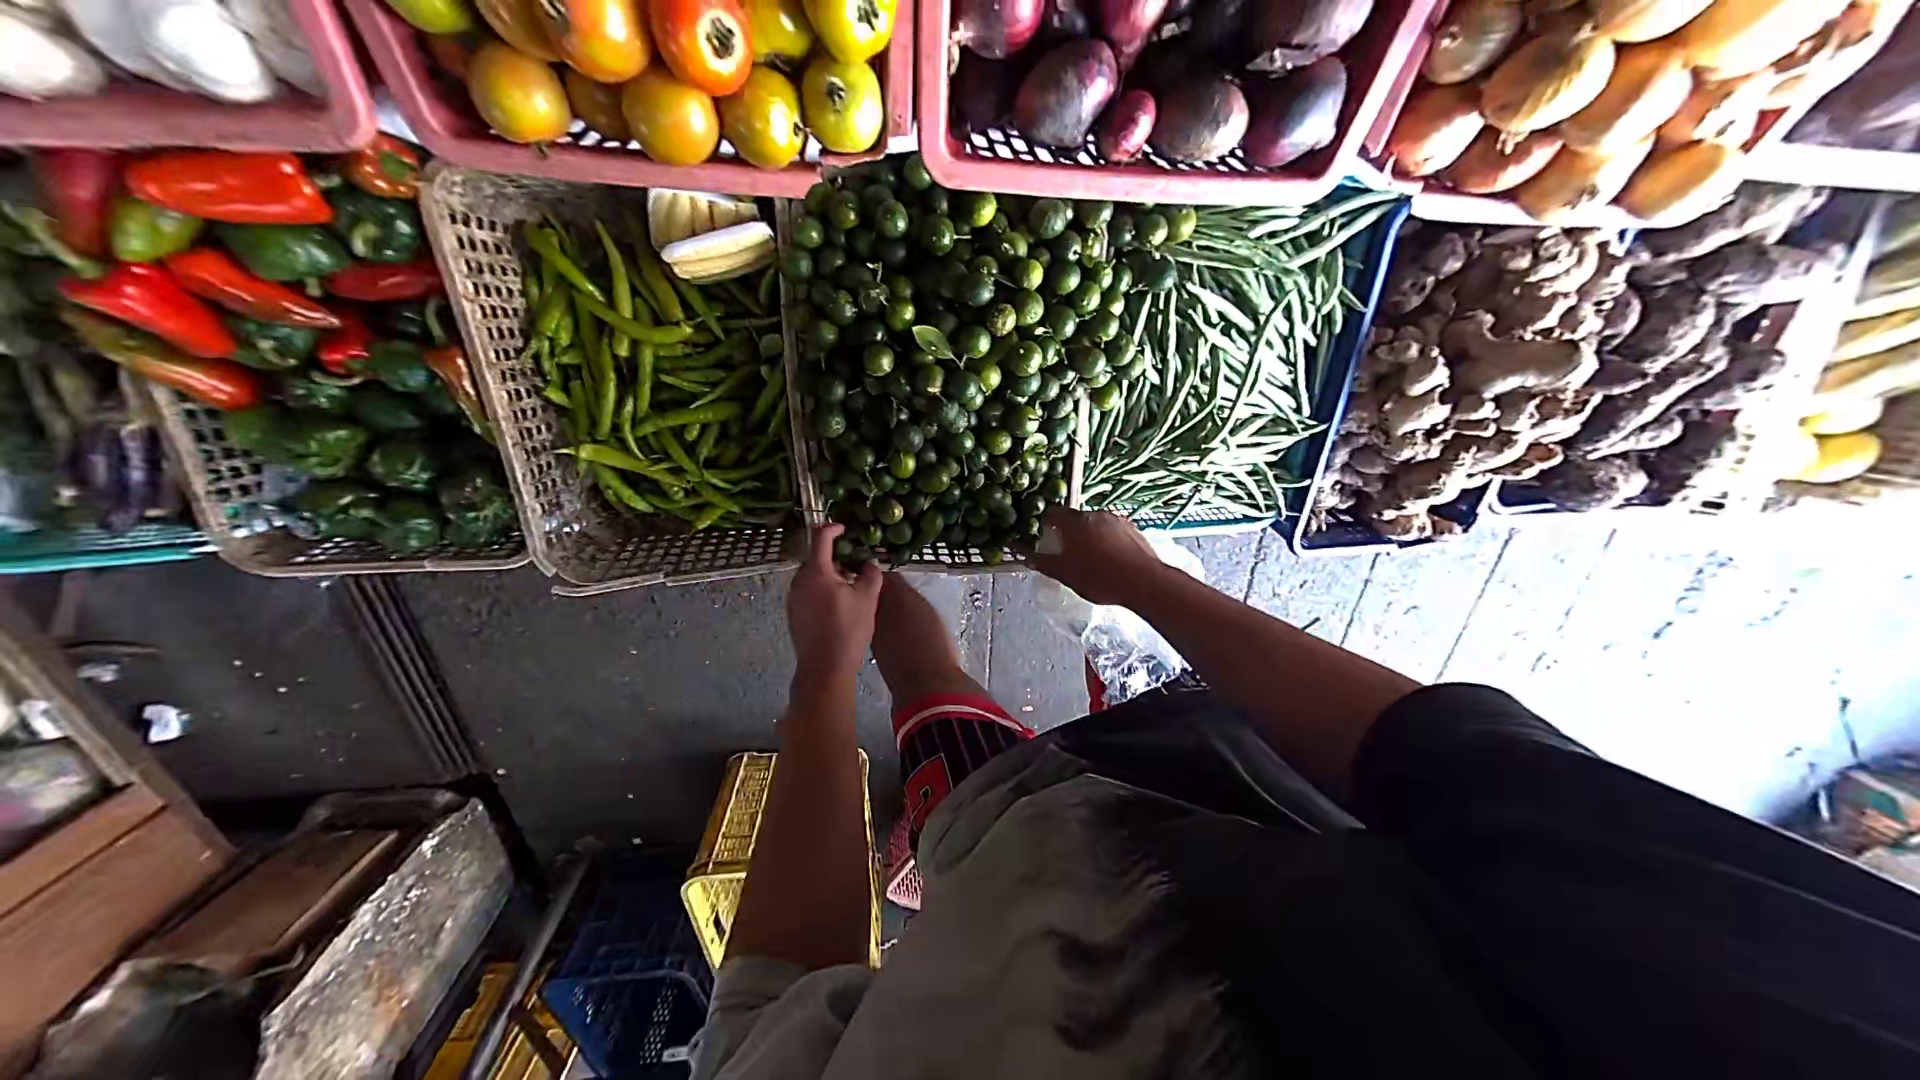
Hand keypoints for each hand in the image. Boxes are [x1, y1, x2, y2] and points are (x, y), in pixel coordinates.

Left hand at [787, 523, 882, 681]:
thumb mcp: (868, 598)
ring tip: (851, 591)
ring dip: (831, 577)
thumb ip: (870, 574)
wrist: (825, 667)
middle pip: (817, 559)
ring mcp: (793, 598)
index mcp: (816, 572)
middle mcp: (799, 581)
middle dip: (837, 560)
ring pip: (813, 577)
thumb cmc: (848, 630)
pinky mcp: (794, 613)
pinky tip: (839, 607)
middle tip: (856, 569)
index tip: (843, 529)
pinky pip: (808, 593)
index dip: (833, 528)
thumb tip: (868, 565)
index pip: (820, 537)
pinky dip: (823, 592)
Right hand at [1028, 507, 1165, 605]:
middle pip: (1075, 519)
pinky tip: (1110, 560)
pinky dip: (1107, 541)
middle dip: (1069, 533)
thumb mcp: (1065, 574)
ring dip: (1090, 537)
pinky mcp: (1134, 529)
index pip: (1053, 513)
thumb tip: (1028, 557)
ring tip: (1092, 560)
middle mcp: (1095, 515)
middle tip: (1068, 554)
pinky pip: (1113, 532)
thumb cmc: (1099, 577)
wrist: (1144, 582)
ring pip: (1095, 525)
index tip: (1046, 538)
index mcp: (1074, 522)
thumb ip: (1044, 563)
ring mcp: (1117, 520)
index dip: (1046, 524)